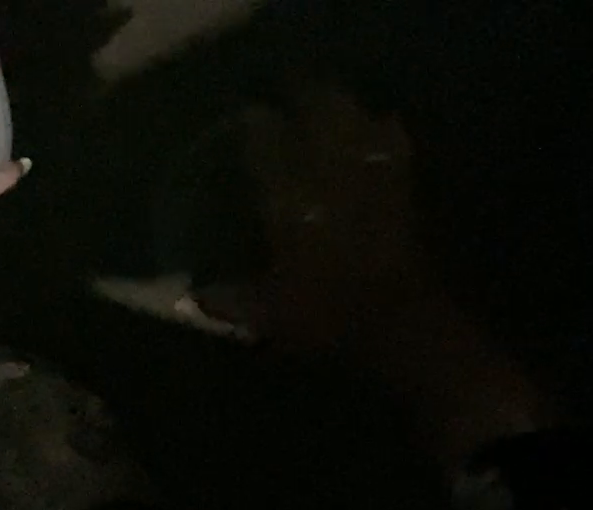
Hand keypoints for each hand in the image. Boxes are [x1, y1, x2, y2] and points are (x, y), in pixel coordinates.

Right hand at [225, 84, 429, 353]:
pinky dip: (384, 134)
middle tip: (288, 100)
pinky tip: (378, 128)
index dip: (260, 132)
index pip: (272, 157)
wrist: (395, 326)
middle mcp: (333, 186)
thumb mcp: (263, 316)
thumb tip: (191, 294)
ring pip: (360, 130)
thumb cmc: (322, 319)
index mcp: (293, 212)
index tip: (248, 116)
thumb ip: (226, 301)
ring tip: (329, 106)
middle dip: (308, 106)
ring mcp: (372, 185)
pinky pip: (393, 151)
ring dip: (346, 112)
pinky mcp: (401, 195)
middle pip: (325, 126)